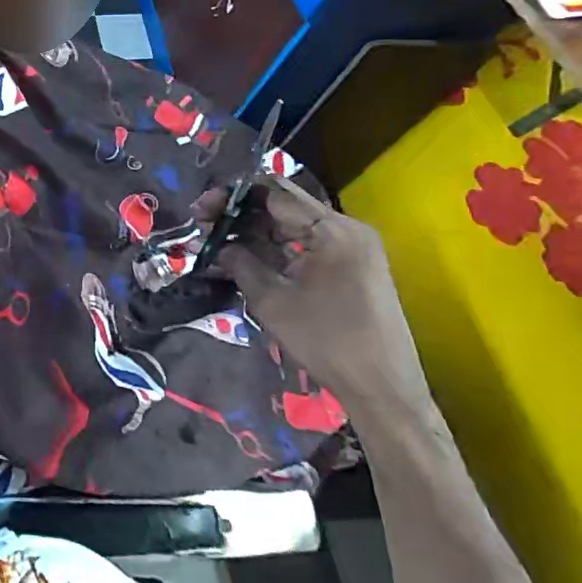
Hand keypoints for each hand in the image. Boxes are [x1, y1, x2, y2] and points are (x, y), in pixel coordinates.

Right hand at [194, 177, 430, 412]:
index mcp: (333, 230)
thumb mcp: (270, 299)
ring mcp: (355, 246)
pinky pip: (307, 241)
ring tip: (219, 242)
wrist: (382, 388)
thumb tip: (215, 243)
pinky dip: (276, 245)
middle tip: (204, 225)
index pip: (272, 193)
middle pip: (284, 204)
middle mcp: (348, 228)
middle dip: (240, 212)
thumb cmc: (325, 340)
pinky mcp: (354, 265)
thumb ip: (239, 261)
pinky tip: (247, 256)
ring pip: (293, 222)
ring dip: (255, 229)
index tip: (199, 211)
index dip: (229, 197)